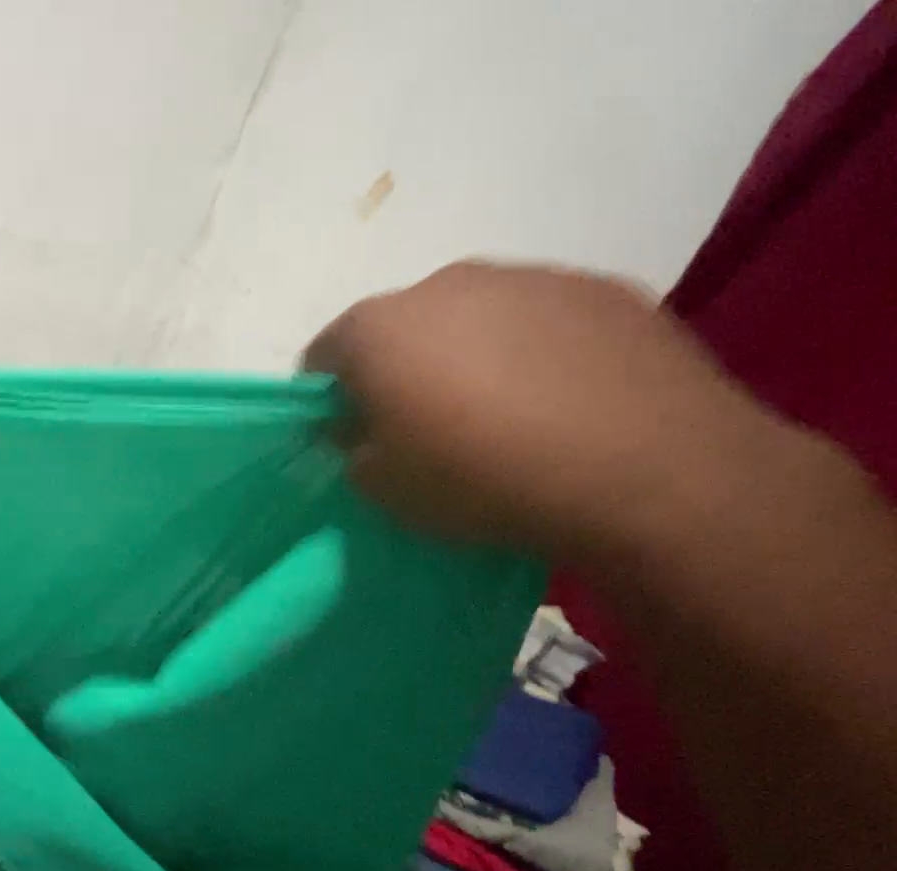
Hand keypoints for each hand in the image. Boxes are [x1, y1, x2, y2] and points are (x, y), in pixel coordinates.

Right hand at [306, 261, 797, 562]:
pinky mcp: (603, 287)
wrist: (650, 472)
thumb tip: (361, 429)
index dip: (331, 397)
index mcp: (378, 328)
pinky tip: (563, 400)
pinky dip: (538, 350)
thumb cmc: (484, 479)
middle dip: (403, 367)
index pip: (324, 354)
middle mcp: (445, 283)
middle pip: (401, 326)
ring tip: (506, 413)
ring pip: (475, 315)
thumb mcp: (384, 489)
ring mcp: (530, 278)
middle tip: (428, 425)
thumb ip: (353, 449)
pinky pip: (544, 319)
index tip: (354, 434)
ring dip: (471, 354)